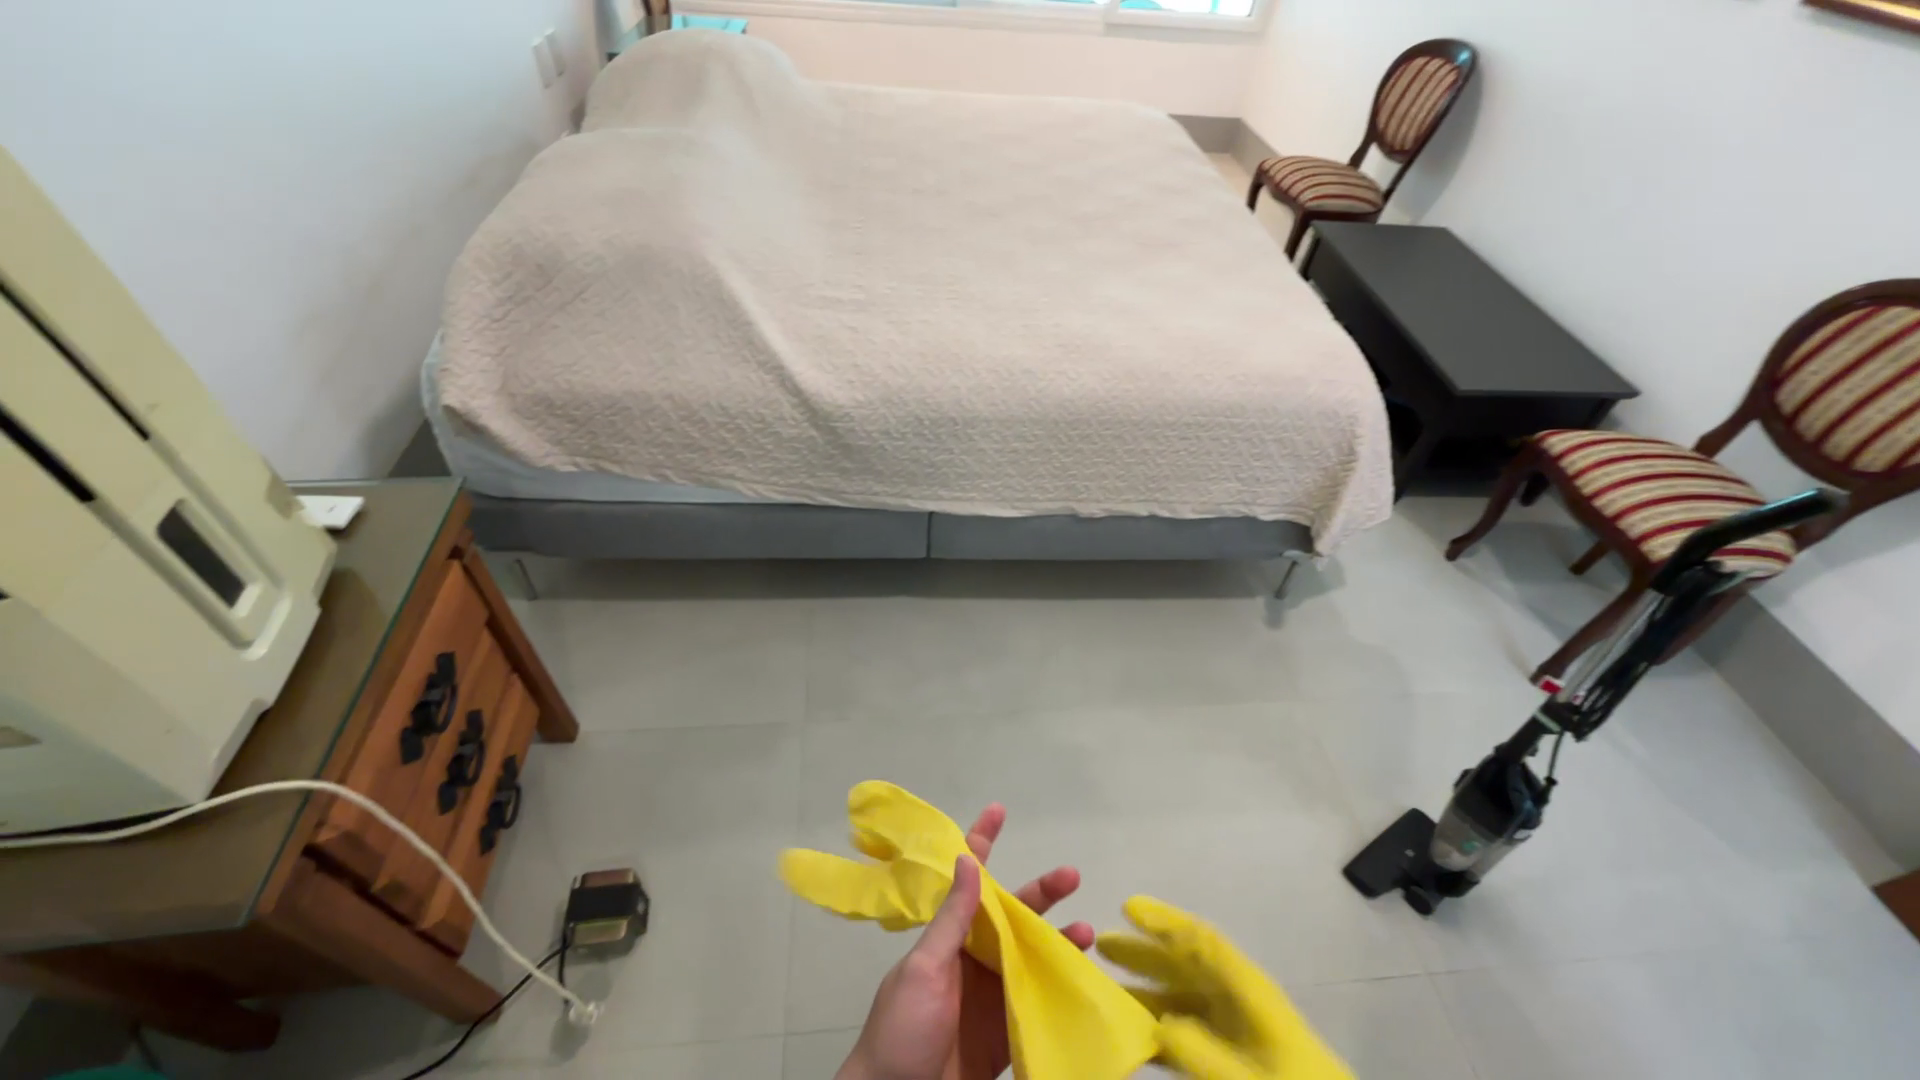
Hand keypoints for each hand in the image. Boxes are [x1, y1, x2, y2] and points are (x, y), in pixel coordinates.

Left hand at [837, 804, 1092, 1079]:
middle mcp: (973, 957)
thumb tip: (968, 859)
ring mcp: (992, 992)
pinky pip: (1039, 995)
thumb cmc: (903, 1029)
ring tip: (1085, 933)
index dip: (982, 842)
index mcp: (948, 936)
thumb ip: (952, 919)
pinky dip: (1061, 982)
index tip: (999, 809)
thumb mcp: (925, 968)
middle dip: (1040, 892)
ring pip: (1031, 952)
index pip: (968, 880)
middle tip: (1070, 875)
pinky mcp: (1008, 1028)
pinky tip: (1083, 974)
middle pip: (1011, 914)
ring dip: (1058, 939)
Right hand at [1097, 897, 1351, 1079]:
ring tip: (1105, 985)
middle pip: (1186, 965)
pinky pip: (1188, 1033)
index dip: (1165, 921)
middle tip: (1100, 942)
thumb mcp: (1250, 1078)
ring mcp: (1237, 1030)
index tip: (1127, 906)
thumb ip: (1204, 1053)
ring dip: (1144, 990)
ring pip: (1182, 999)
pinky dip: (1158, 1028)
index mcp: (1250, 991)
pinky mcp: (1233, 1059)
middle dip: (1144, 951)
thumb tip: (1159, 1025)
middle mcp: (1240, 1001)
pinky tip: (1133, 1034)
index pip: (1203, 943)